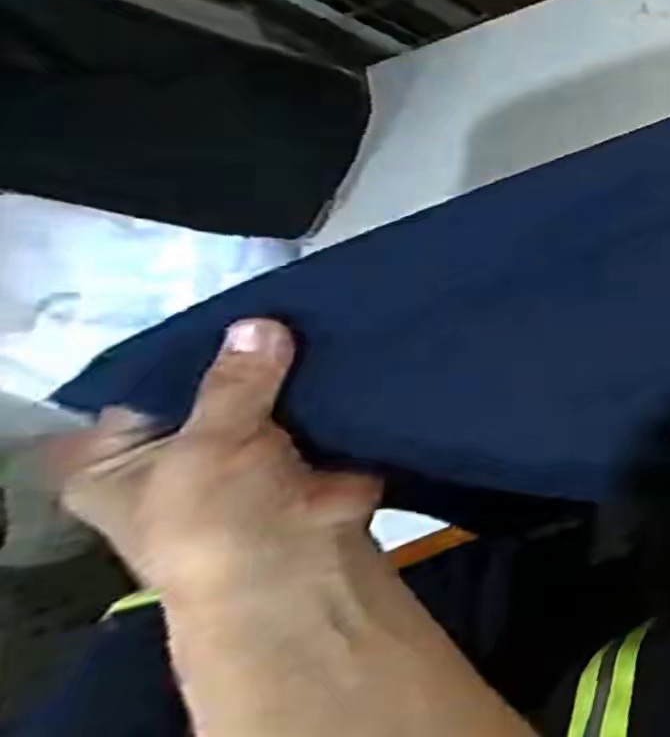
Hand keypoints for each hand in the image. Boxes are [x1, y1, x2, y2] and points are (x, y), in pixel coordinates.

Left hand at [48, 319, 381, 605]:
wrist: (300, 560)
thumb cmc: (218, 515)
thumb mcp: (208, 444)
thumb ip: (235, 382)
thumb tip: (259, 322)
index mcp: (120, 457)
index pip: (150, 383)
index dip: (191, 346)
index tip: (236, 304)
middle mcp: (183, 448)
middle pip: (220, 382)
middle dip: (257, 351)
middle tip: (293, 299)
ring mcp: (254, 446)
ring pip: (276, 390)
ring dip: (304, 364)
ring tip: (332, 312)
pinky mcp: (314, 442)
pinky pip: (323, 402)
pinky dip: (338, 381)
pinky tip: (359, 343)